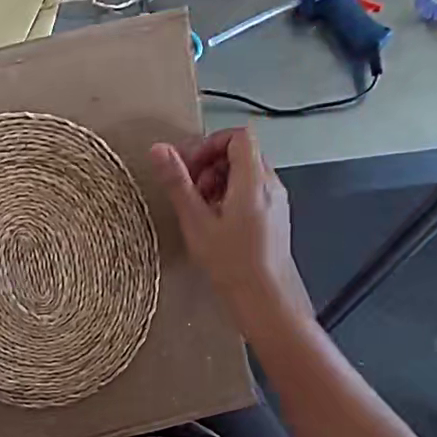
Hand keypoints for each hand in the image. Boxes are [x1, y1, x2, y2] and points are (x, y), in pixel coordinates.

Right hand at [151, 127, 312, 332]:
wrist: (266, 299)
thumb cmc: (234, 266)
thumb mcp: (196, 221)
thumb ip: (177, 182)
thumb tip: (160, 151)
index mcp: (253, 181)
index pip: (238, 136)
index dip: (210, 144)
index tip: (191, 165)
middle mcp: (271, 186)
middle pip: (241, 153)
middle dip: (211, 165)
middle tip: (192, 189)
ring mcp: (276, 202)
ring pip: (247, 173)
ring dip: (220, 181)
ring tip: (202, 209)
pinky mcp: (276, 218)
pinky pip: (254, 192)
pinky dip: (233, 196)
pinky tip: (217, 223)